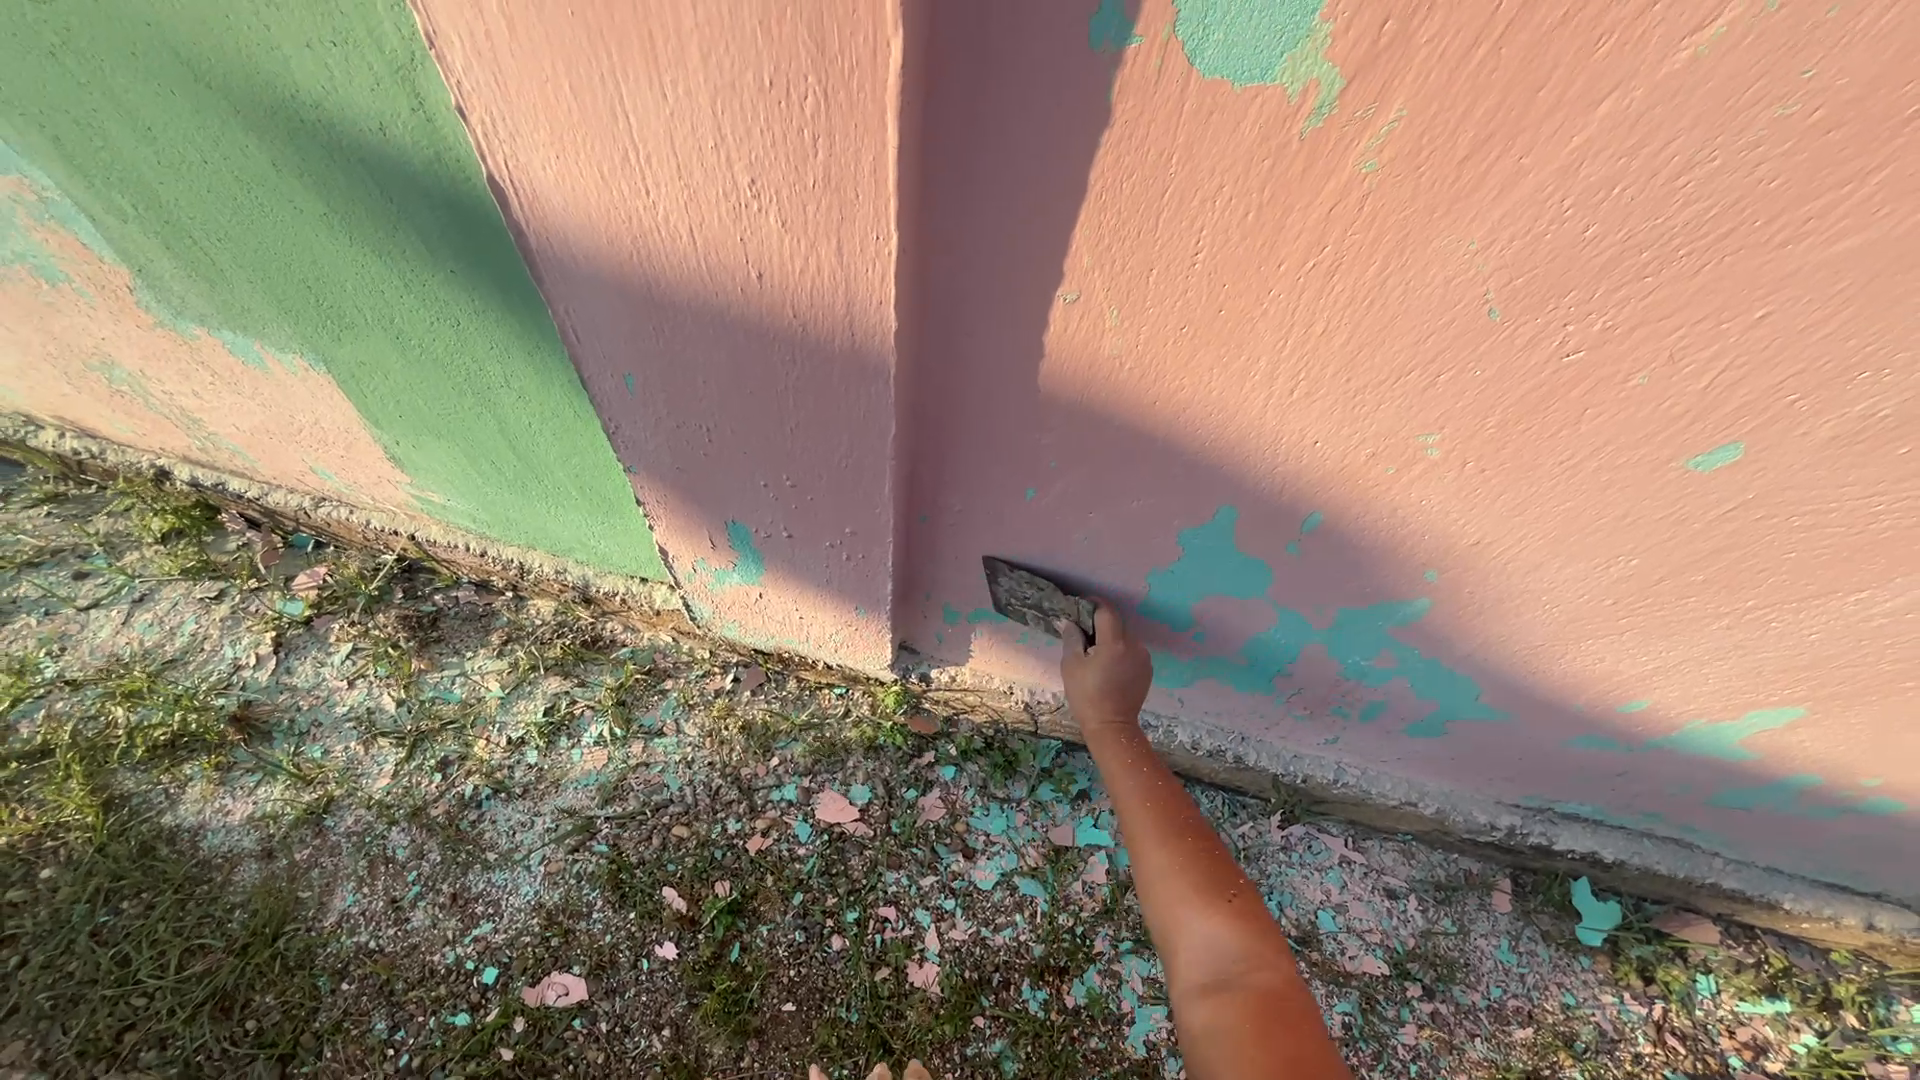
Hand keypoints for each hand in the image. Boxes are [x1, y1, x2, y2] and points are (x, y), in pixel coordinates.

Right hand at [1058, 601, 1153, 730]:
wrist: (1111, 726)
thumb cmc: (1086, 696)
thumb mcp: (1071, 665)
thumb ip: (1071, 637)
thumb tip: (1068, 620)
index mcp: (1115, 643)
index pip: (1106, 611)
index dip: (1092, 604)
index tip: (1080, 607)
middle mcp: (1134, 645)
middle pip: (1116, 623)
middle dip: (1100, 624)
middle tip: (1083, 635)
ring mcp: (1144, 658)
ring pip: (1125, 637)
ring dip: (1111, 639)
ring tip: (1096, 654)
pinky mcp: (1147, 669)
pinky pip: (1132, 651)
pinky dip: (1121, 652)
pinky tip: (1109, 666)